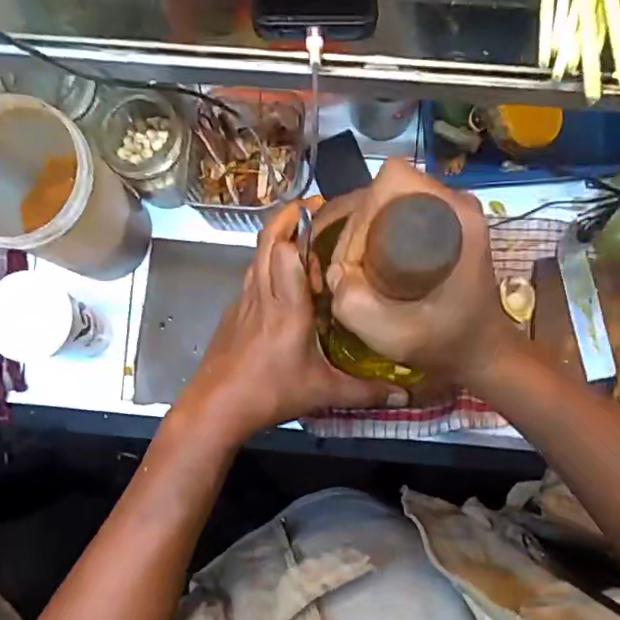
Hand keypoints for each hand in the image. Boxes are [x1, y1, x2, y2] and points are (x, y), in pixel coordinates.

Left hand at [177, 200, 405, 442]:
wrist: (216, 407)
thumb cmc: (270, 393)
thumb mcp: (323, 393)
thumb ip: (365, 391)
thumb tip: (404, 396)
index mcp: (287, 307)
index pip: (284, 250)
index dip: (299, 228)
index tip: (321, 217)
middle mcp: (263, 296)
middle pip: (266, 242)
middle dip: (287, 219)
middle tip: (313, 212)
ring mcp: (243, 303)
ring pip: (256, 258)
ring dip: (275, 242)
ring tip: (302, 242)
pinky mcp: (232, 315)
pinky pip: (250, 279)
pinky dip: (266, 269)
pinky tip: (282, 286)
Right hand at [325, 159, 517, 385]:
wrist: (482, 352)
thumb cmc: (446, 342)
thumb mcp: (394, 334)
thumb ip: (354, 305)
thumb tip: (336, 273)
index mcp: (455, 217)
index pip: (392, 183)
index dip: (363, 216)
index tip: (356, 260)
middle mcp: (455, 203)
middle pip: (386, 189)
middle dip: (358, 228)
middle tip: (350, 273)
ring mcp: (450, 211)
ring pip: (387, 201)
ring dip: (363, 234)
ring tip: (357, 273)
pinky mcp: (443, 223)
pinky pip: (396, 213)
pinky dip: (375, 236)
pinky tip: (369, 267)